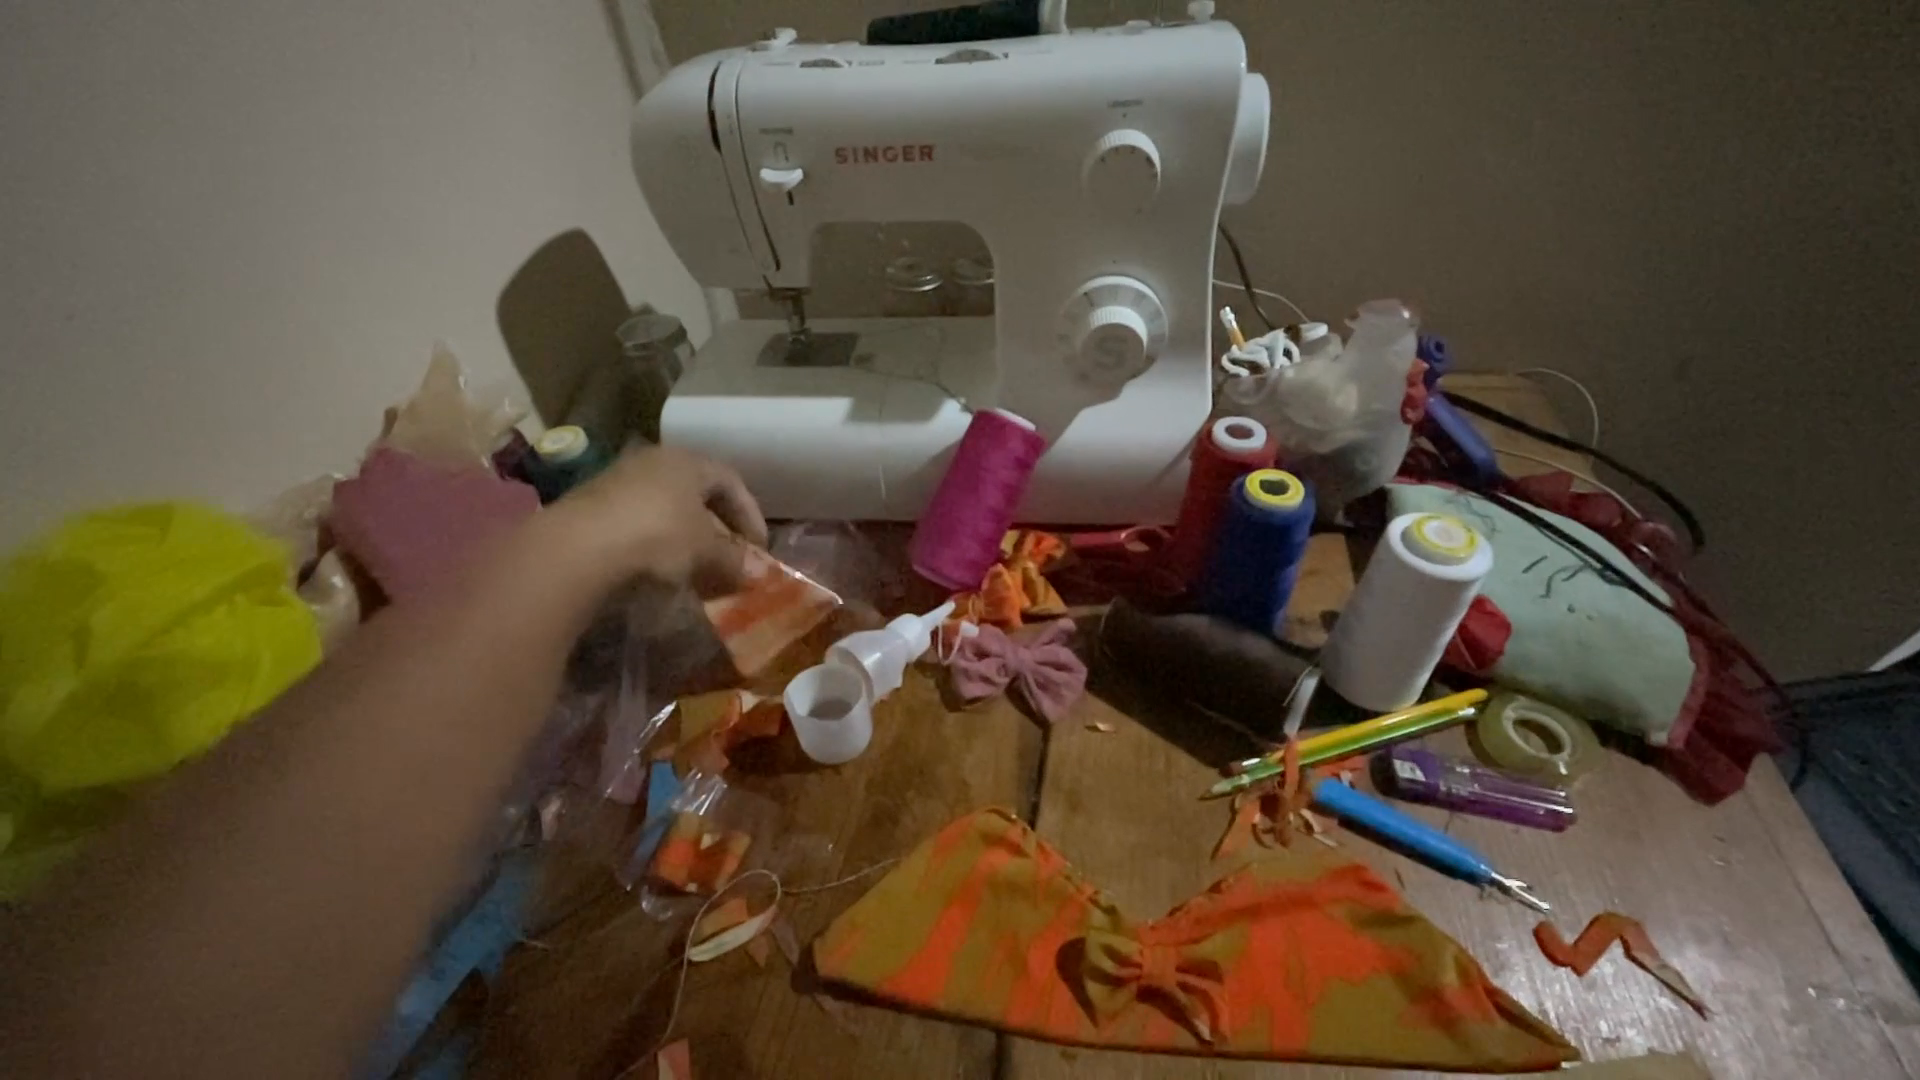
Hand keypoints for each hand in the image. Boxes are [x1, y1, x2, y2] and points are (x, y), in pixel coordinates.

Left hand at [553, 446, 767, 595]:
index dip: (751, 515)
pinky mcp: (592, 506)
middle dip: (719, 528)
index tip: (759, 548)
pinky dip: (656, 543)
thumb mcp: (707, 551)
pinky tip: (659, 570)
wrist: (577, 548)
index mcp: (688, 461)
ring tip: (697, 569)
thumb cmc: (658, 536)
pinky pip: (638, 522)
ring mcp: (619, 480)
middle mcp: (654, 461)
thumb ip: (735, 560)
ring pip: (667, 508)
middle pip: (698, 493)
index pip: (732, 482)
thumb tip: (755, 572)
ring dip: (687, 538)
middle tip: (731, 557)